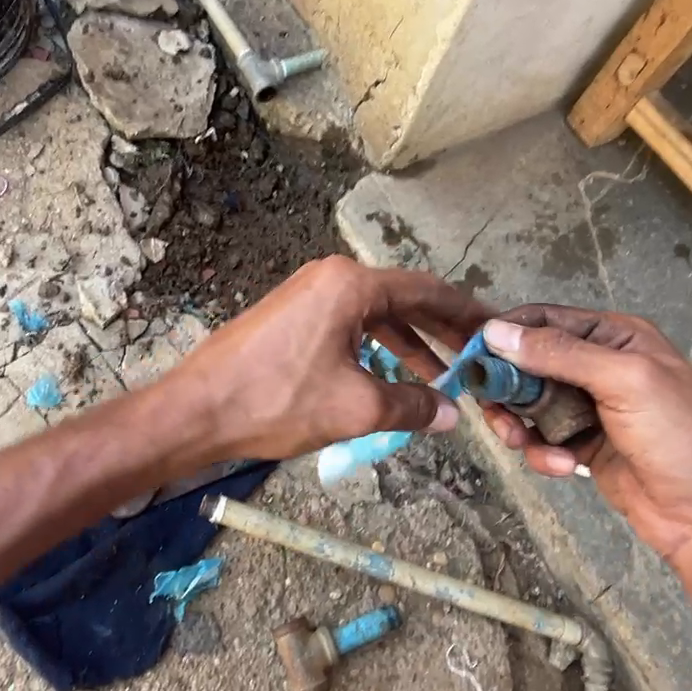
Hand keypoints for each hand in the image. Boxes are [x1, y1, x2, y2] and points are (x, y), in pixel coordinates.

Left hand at [160, 257, 489, 463]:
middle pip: (401, 299)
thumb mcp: (355, 407)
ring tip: (441, 379)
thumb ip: (411, 405)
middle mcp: (330, 277)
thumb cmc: (278, 399)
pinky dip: (375, 350)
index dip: (465, 313)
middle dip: (440, 331)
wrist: (196, 408)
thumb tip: (452, 413)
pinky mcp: (291, 316)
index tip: (495, 331)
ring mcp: (307, 294)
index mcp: (350, 284)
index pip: (426, 289)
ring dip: (407, 346)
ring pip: (373, 316)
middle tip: (478, 358)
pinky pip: (348, 326)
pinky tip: (390, 378)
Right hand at [479, 306, 691, 560]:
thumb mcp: (623, 382)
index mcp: (616, 336)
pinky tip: (563, 467)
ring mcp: (592, 406)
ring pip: (530, 402)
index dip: (507, 335)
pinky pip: (544, 437)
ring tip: (521, 445)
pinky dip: (543, 452)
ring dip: (520, 424)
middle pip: (530, 362)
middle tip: (494, 412)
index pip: (545, 320)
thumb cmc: (679, 438)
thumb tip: (493, 330)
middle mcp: (600, 364)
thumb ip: (558, 353)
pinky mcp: (584, 444)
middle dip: (509, 388)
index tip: (472, 357)